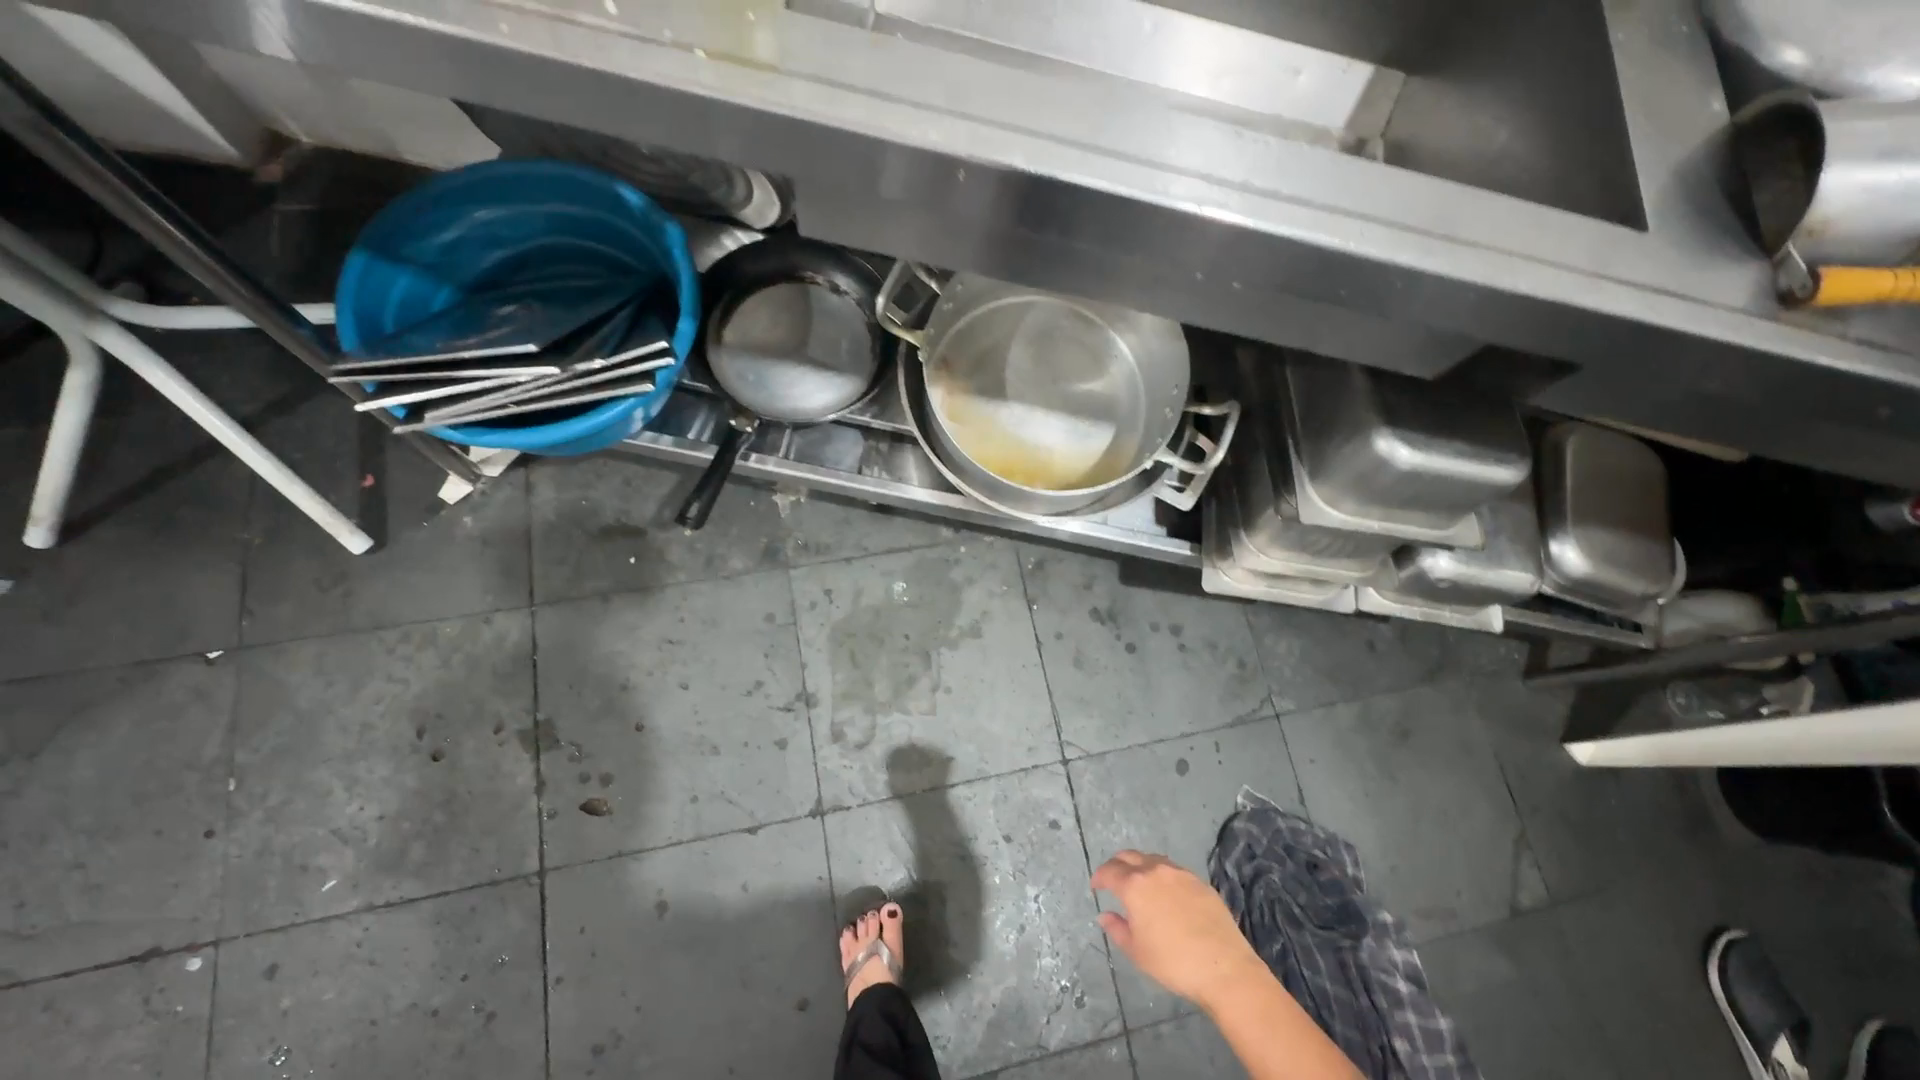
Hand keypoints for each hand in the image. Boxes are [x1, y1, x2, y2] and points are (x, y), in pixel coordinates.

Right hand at [1090, 850, 1266, 1010]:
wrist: (1224, 968)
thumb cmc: (1173, 962)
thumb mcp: (1136, 951)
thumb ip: (1117, 929)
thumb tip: (1105, 915)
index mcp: (1135, 886)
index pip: (1110, 871)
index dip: (1099, 877)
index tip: (1096, 886)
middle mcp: (1156, 871)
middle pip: (1130, 856)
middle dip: (1117, 865)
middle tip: (1113, 880)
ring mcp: (1182, 874)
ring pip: (1154, 860)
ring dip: (1142, 867)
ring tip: (1140, 886)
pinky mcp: (1202, 883)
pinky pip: (1175, 872)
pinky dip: (1163, 877)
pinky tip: (1168, 896)